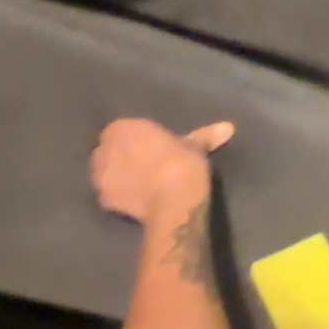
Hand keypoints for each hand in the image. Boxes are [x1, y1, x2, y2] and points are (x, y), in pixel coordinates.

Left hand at [91, 118, 234, 223]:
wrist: (173, 202)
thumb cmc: (183, 164)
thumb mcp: (196, 147)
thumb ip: (205, 136)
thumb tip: (229, 127)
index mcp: (123, 128)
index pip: (122, 129)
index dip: (135, 140)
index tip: (151, 148)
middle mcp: (104, 148)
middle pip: (108, 149)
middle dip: (121, 155)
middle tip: (145, 165)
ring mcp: (100, 175)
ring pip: (104, 170)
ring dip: (116, 174)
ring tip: (138, 182)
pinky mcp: (102, 199)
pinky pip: (108, 192)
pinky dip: (118, 194)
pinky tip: (134, 199)